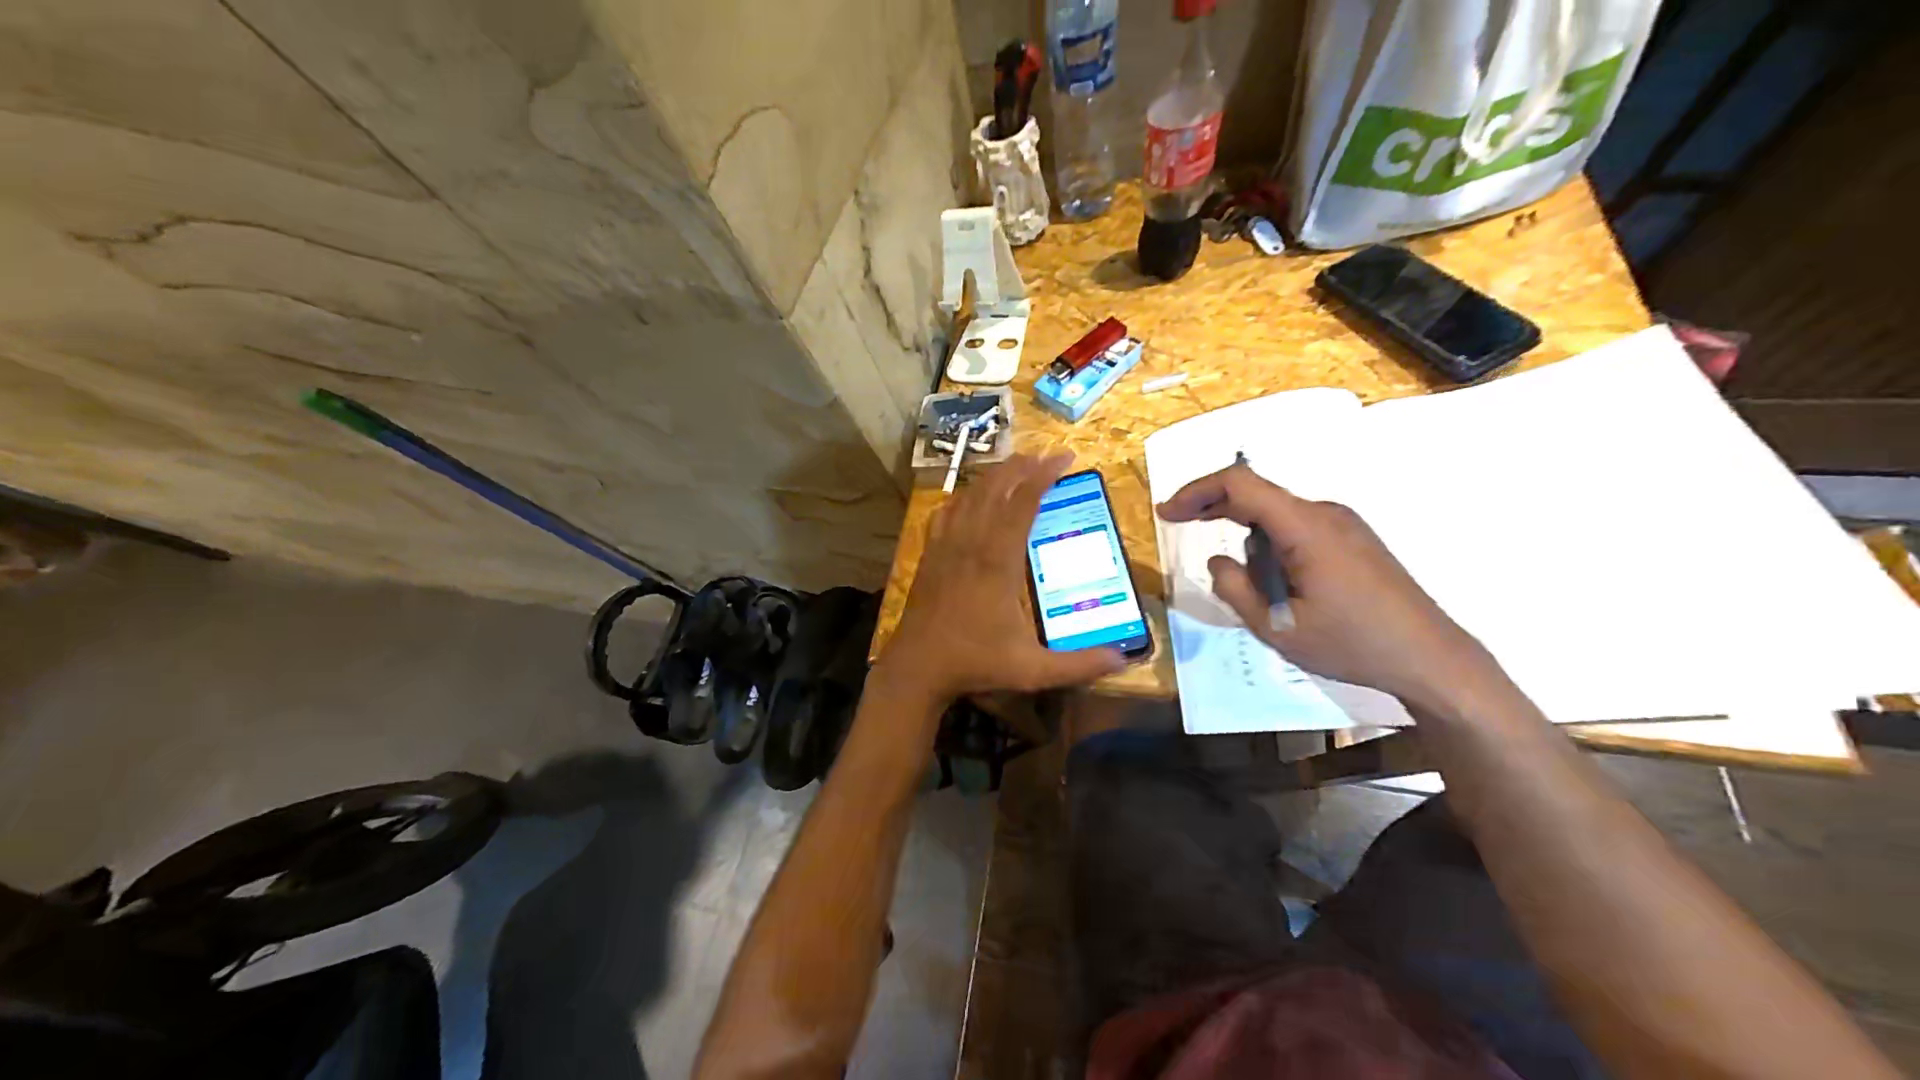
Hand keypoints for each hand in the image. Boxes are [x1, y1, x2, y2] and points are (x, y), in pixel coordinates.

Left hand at [880, 451, 1126, 701]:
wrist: (917, 666)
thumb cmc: (975, 663)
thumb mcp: (1032, 670)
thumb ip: (1079, 664)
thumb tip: (1123, 661)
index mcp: (998, 560)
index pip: (1023, 502)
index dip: (1044, 475)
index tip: (1065, 458)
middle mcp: (971, 543)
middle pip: (995, 487)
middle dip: (1022, 465)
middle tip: (1046, 457)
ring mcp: (946, 546)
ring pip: (969, 495)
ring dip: (994, 476)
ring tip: (1015, 468)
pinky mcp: (930, 554)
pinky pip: (946, 512)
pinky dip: (963, 497)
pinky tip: (970, 499)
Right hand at [1156, 464, 1495, 711]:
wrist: (1431, 659)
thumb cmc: (1352, 644)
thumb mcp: (1277, 628)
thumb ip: (1234, 589)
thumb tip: (1217, 559)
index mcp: (1306, 527)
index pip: (1240, 484)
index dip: (1196, 491)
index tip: (1167, 513)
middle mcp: (1326, 514)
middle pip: (1257, 495)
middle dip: (1214, 509)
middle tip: (1181, 528)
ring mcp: (1345, 525)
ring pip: (1278, 516)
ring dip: (1249, 539)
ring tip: (1252, 591)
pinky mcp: (1355, 541)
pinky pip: (1299, 529)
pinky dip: (1272, 545)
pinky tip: (1276, 584)